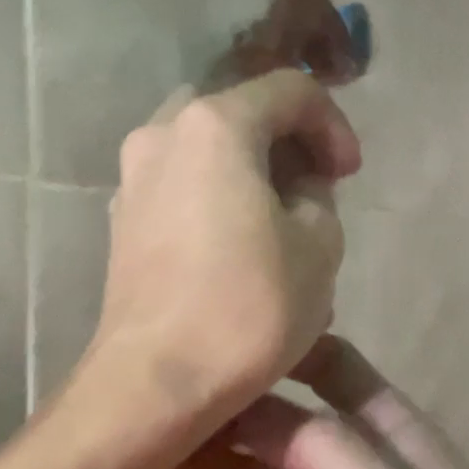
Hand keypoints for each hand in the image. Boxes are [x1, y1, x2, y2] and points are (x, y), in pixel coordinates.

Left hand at [87, 70, 361, 421]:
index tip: (349, 176)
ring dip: (242, 173)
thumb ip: (317, 198)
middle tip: (310, 189)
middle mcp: (160, 137)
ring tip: (274, 224)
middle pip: (235, 113)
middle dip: (281, 142)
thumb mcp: (318, 247)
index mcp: (213, 125)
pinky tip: (233, 247)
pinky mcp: (119, 226)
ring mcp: (131, 182)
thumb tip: (295, 190)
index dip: (332, 124)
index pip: (289, 90)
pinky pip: (175, 190)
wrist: (156, 379)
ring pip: (199, 153)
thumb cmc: (247, 308)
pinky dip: (209, 200)